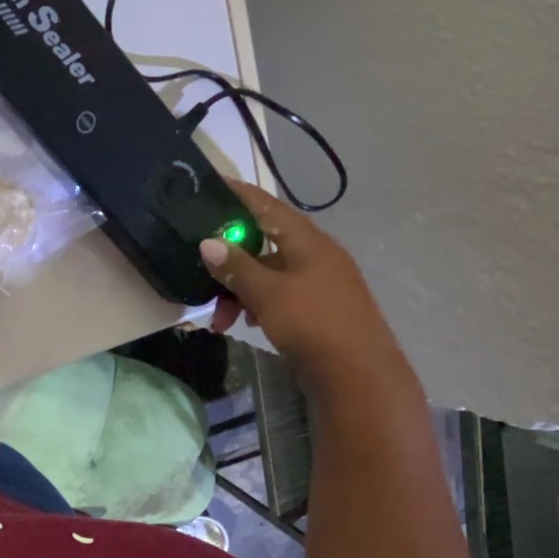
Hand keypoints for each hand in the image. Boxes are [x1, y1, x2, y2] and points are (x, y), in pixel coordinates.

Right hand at [200, 178, 414, 395]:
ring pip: (268, 276)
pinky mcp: (317, 310)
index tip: (212, 185)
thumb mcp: (268, 294)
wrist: (355, 372)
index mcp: (307, 242)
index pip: (268, 207)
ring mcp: (318, 283)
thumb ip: (237, 267)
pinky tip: (247, 325)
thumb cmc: (312, 323)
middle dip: (230, 264)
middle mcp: (315, 256)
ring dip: (240, 293)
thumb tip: (207, 242)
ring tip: (221, 322)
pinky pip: (278, 297)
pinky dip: (257, 305)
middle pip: (264, 245)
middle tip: (203, 283)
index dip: (241, 196)